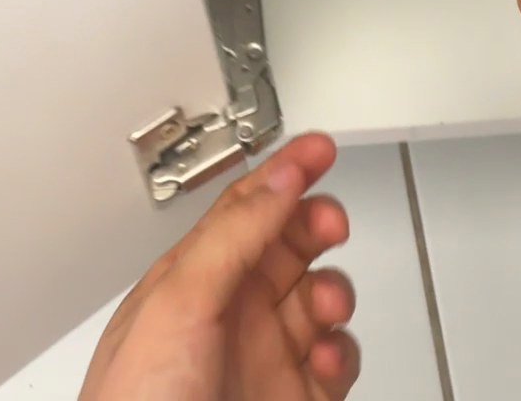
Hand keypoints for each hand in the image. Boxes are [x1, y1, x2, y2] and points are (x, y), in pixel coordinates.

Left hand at [78, 133, 360, 400]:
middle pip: (286, 244)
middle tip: (329, 221)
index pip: (246, 204)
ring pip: (316, 297)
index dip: (284, 168)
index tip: (319, 145)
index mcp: (192, 278)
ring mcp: (262, 356)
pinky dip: (341, 348)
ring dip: (331, 291)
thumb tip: (280, 175)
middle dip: (315, 223)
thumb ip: (234, 233)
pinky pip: (333, 357)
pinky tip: (325, 354)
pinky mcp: (295, 397)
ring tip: (322, 304)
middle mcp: (228, 311)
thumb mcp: (180, 302)